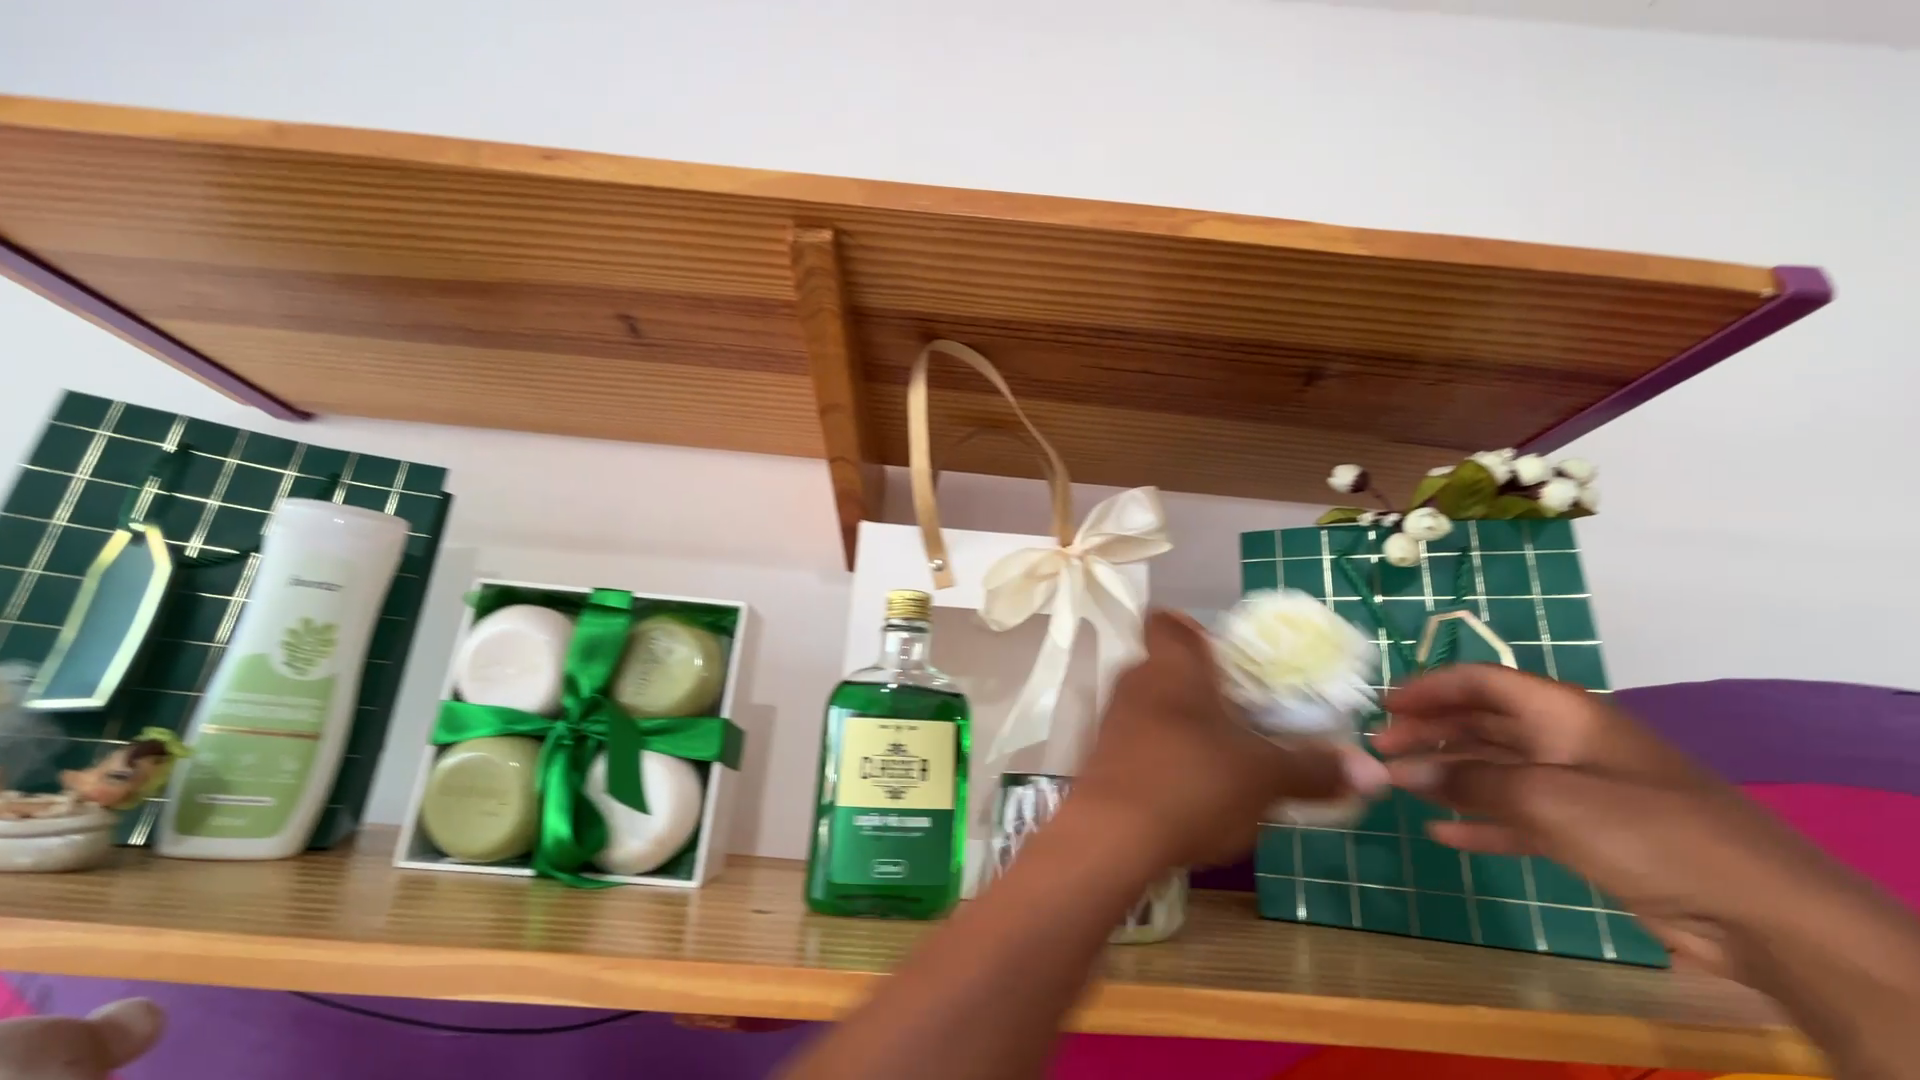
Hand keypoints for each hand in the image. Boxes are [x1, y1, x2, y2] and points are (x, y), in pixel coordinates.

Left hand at [1069, 611, 1388, 870]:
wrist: (1110, 838)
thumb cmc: (1192, 783)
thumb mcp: (1264, 778)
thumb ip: (1314, 770)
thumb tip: (1373, 771)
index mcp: (1172, 665)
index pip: (1168, 622)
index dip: (1193, 630)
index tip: (1226, 657)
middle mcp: (1135, 682)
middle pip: (1167, 667)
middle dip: (1203, 686)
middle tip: (1244, 712)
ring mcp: (1113, 721)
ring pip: (1154, 707)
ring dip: (1185, 724)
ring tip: (1226, 756)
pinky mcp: (1101, 759)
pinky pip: (1140, 743)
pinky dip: (1165, 756)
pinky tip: (1192, 790)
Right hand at [1375, 665, 1861, 975]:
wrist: (1755, 908)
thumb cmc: (1645, 829)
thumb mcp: (1547, 798)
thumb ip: (1471, 783)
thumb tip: (1406, 772)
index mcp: (1563, 713)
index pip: (1482, 681)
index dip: (1430, 687)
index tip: (1384, 707)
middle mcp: (1567, 742)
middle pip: (1484, 724)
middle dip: (1431, 733)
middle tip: (1380, 752)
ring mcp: (1579, 789)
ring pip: (1497, 771)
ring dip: (1448, 777)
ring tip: (1399, 787)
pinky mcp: (1589, 835)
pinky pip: (1518, 817)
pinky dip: (1479, 821)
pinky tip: (1442, 833)